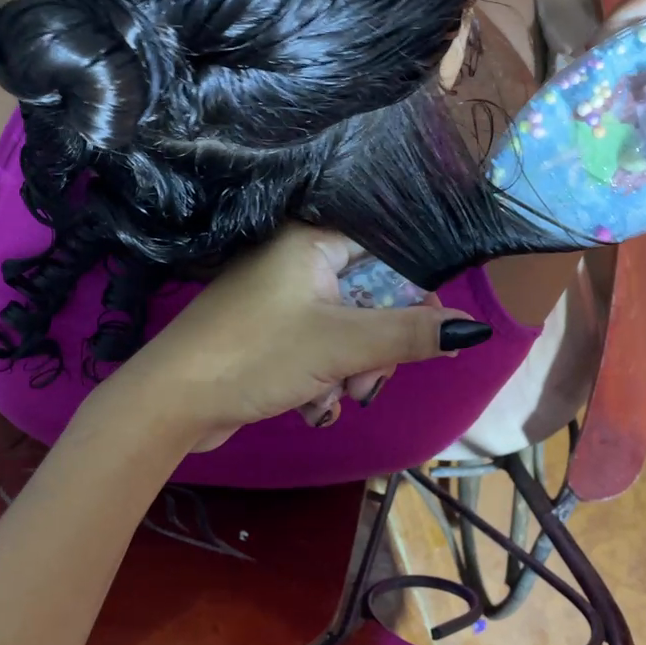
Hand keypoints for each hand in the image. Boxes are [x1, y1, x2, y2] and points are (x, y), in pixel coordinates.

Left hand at [97, 226, 490, 451]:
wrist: (172, 402)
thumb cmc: (257, 357)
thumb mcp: (343, 345)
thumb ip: (411, 334)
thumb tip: (473, 329)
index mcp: (312, 238)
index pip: (389, 248)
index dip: (413, 293)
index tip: (426, 333)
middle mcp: (296, 258)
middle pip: (371, 295)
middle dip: (376, 347)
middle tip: (364, 380)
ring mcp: (278, 297)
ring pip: (347, 330)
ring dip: (350, 371)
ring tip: (332, 398)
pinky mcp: (267, 332)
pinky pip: (317, 349)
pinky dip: (322, 379)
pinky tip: (308, 405)